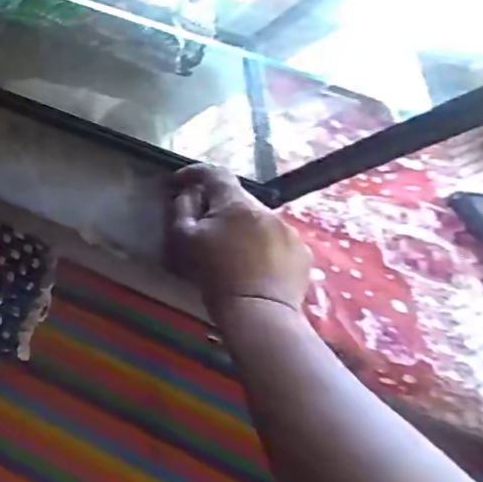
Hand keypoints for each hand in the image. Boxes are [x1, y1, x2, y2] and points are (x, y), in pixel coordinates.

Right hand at [168, 164, 312, 314]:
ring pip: (257, 218)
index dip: (194, 172)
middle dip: (217, 205)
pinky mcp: (303, 253)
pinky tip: (249, 260)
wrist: (258, 309)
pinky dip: (259, 241)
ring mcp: (290, 232)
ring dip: (240, 224)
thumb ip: (182, 208)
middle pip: (237, 198)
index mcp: (237, 205)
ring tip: (227, 245)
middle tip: (202, 222)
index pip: (216, 173)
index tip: (179, 181)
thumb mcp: (183, 237)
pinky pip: (274, 237)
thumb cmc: (213, 271)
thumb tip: (189, 193)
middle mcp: (268, 212)